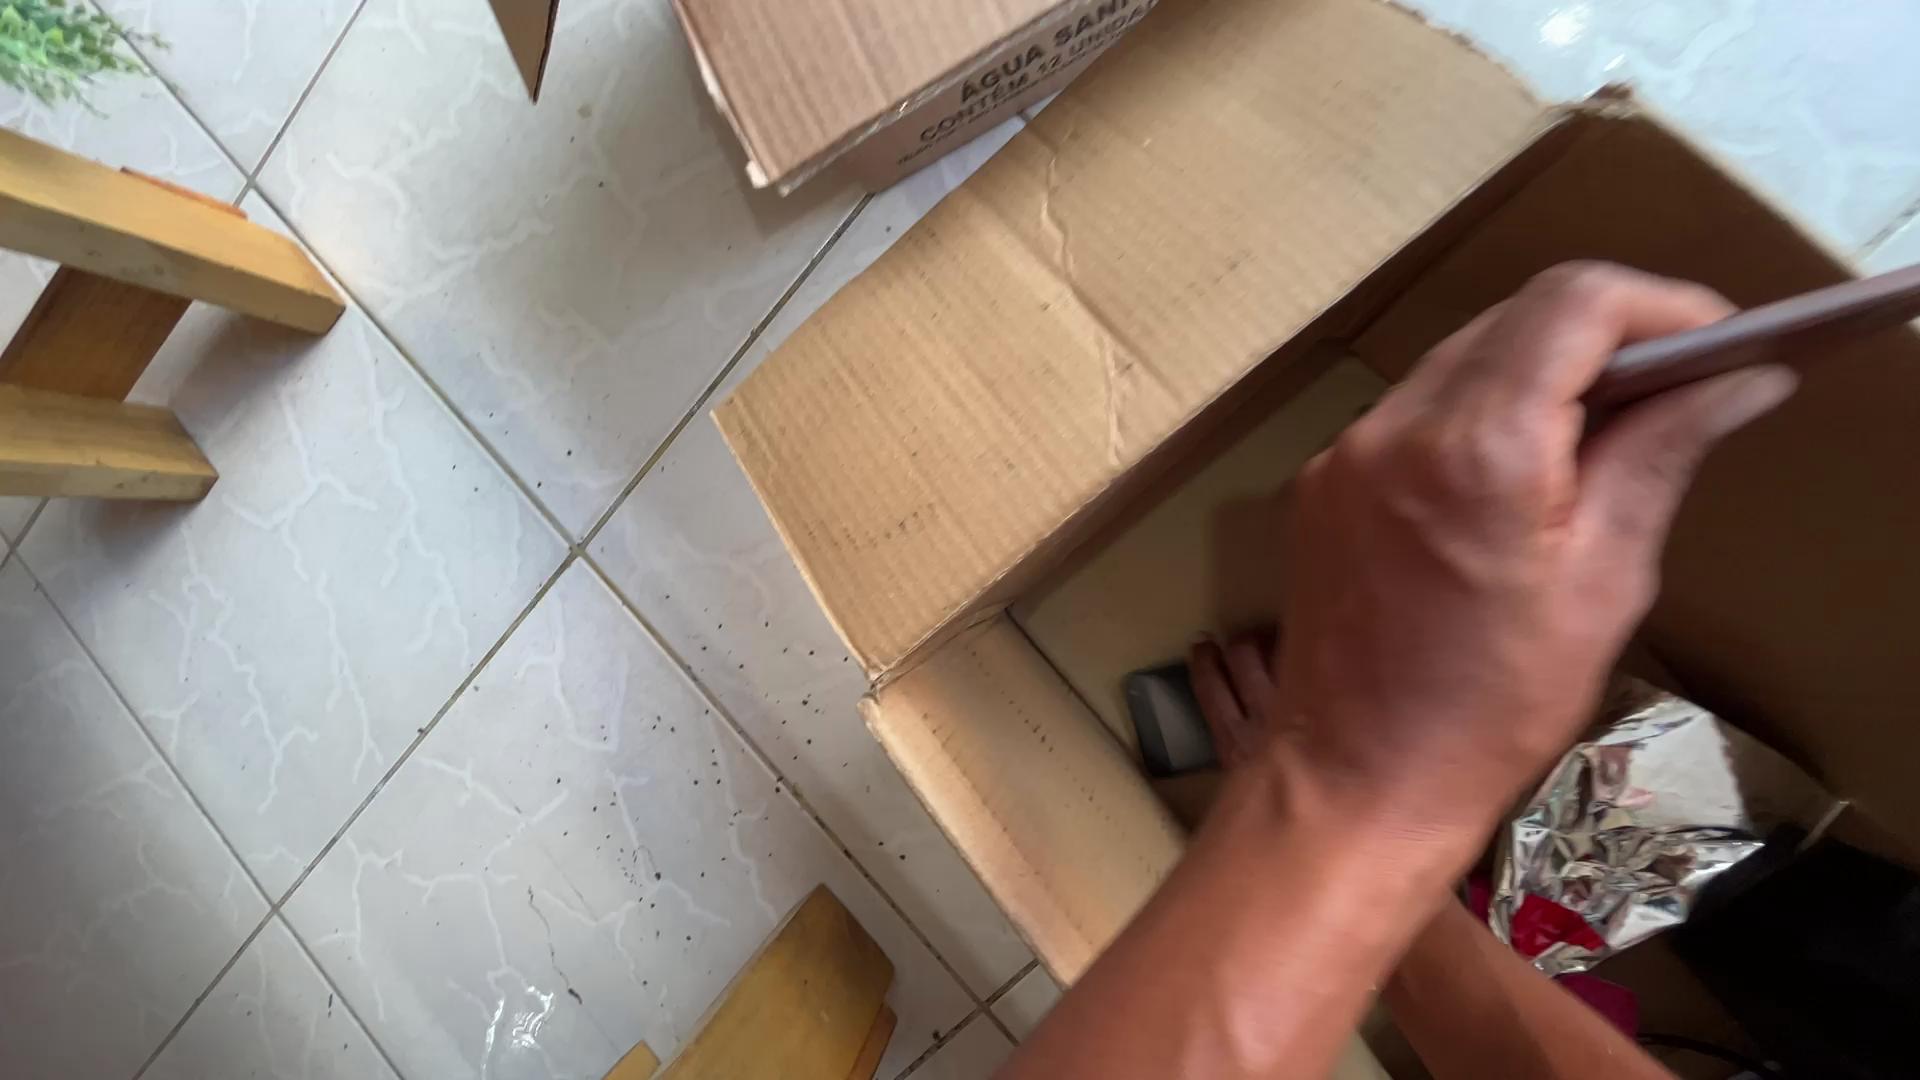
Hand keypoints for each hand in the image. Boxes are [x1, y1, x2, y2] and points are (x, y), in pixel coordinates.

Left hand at [1236, 262, 1796, 841]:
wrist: (1355, 762)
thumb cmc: (1490, 698)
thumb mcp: (1602, 579)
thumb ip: (1657, 457)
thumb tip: (1732, 378)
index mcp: (1470, 446)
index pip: (1569, 301)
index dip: (1658, 305)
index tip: (1710, 348)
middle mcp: (1385, 432)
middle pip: (1503, 325)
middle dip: (1592, 340)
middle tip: (1661, 396)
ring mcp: (1336, 458)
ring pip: (1448, 367)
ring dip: (1524, 378)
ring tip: (1585, 440)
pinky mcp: (1314, 488)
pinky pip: (1400, 418)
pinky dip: (1462, 418)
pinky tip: (1501, 471)